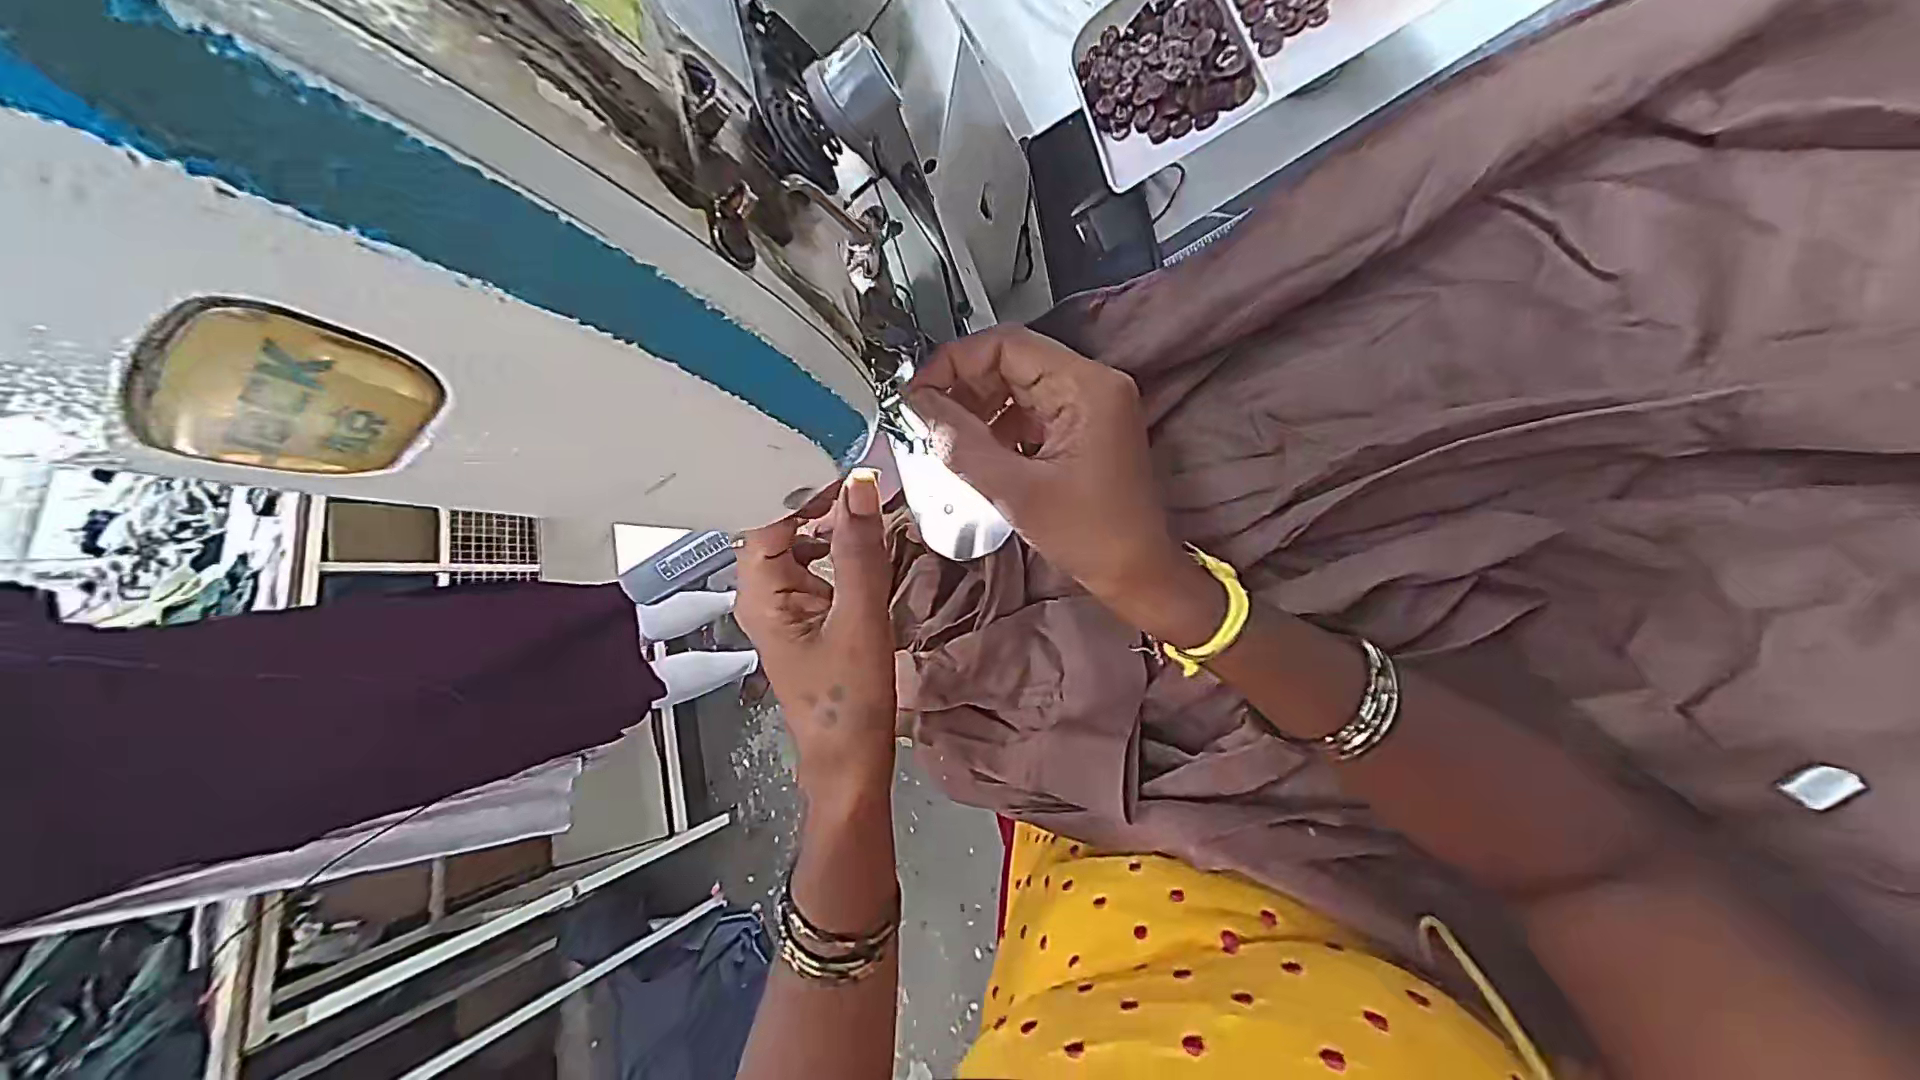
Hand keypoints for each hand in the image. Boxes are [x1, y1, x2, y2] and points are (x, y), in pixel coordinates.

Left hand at [734, 469, 897, 801]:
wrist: (851, 757)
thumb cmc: (848, 699)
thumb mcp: (860, 617)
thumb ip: (860, 549)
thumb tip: (860, 487)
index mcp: (760, 594)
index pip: (767, 517)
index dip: (801, 488)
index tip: (840, 466)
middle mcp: (761, 595)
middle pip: (779, 527)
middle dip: (817, 502)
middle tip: (860, 482)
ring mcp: (782, 606)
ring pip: (798, 546)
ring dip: (829, 525)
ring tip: (865, 507)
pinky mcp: (804, 617)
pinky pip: (815, 568)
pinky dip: (838, 550)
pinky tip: (863, 546)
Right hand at [905, 325, 1223, 645]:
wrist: (1135, 573)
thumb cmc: (1092, 537)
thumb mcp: (1014, 490)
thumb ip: (959, 443)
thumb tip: (918, 407)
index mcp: (1087, 387)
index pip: (1006, 344)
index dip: (955, 361)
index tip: (919, 391)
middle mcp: (1093, 385)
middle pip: (1010, 362)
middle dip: (963, 386)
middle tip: (926, 417)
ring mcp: (1089, 405)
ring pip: (1016, 386)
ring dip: (977, 407)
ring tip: (946, 437)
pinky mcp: (1082, 427)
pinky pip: (1029, 411)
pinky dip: (997, 426)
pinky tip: (976, 449)